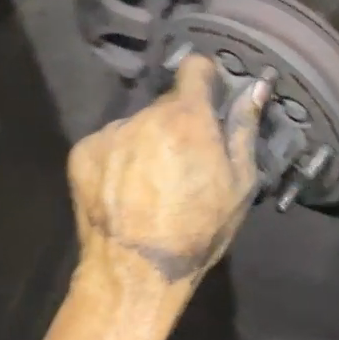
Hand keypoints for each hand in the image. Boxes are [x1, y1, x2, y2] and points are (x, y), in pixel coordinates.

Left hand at [67, 55, 267, 324]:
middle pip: (166, 104)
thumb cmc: (198, 231)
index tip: (210, 98)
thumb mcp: (239, 184)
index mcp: (187, 118)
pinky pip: (110, 143)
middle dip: (179, 123)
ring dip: (148, 141)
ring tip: (153, 183)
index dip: (206, 79)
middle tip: (185, 162)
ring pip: (137, 125)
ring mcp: (110, 133)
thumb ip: (244, 129)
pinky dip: (120, 159)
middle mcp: (144, 115)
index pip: (195, 68)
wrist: (135, 272)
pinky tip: (127, 191)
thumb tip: (255, 86)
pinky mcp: (83, 152)